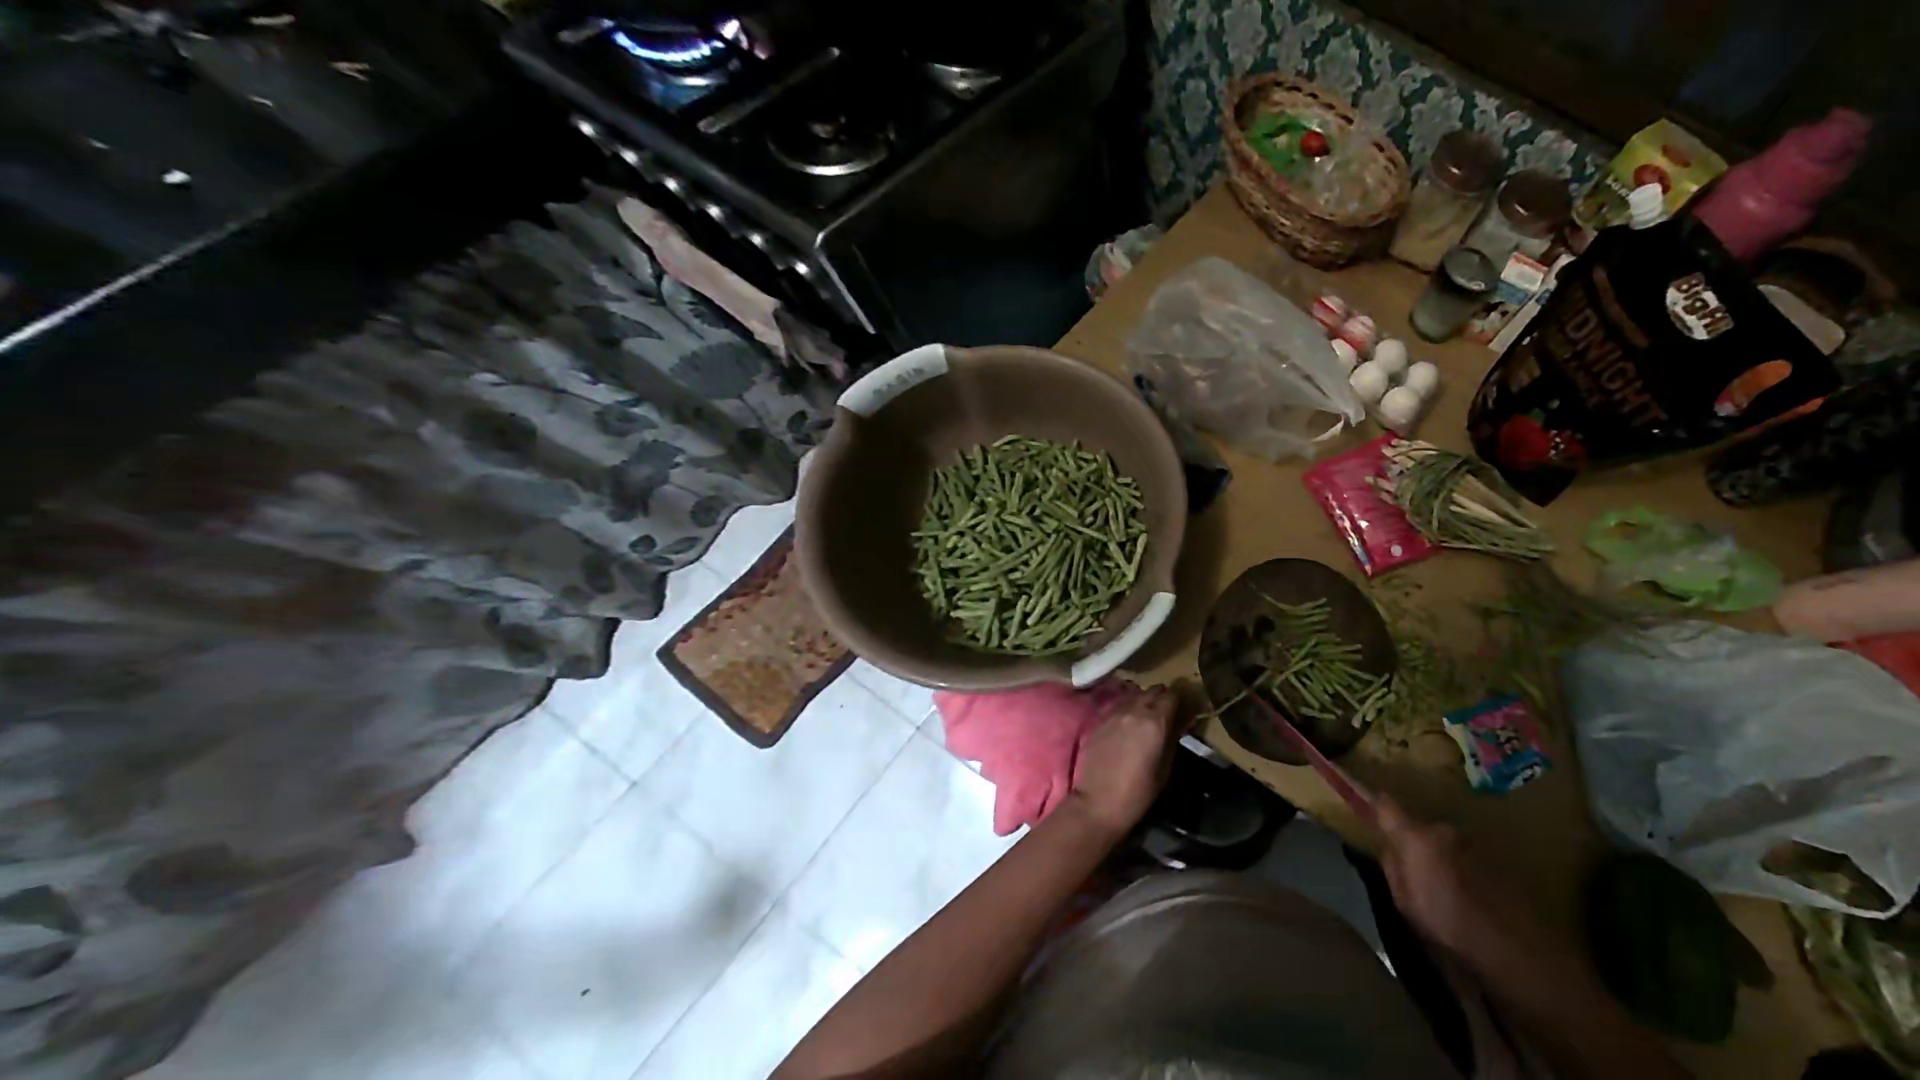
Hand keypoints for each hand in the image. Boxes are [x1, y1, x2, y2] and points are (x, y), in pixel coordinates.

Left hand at [1066, 685, 1180, 836]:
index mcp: (1154, 722)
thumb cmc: (1139, 792)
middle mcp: (1133, 711)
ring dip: (1144, 701)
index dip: (1181, 700)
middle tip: (1169, 710)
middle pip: (1152, 692)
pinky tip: (1130, 723)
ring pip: (1133, 696)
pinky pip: (1118, 706)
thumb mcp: (1165, 768)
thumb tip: (1181, 722)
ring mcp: (1113, 714)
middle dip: (1162, 697)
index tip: (1185, 707)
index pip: (1172, 696)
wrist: (1098, 802)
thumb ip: (1173, 739)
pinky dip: (1128, 708)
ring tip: (1149, 715)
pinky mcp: (1099, 721)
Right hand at [1376, 797, 1553, 968]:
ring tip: (1450, 888)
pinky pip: (1470, 856)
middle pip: (1421, 828)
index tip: (1370, 812)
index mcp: (1416, 838)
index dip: (1376, 807)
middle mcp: (1445, 830)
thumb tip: (1389, 847)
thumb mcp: (1404, 901)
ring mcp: (1476, 842)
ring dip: (1444, 856)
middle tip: (1418, 871)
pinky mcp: (1500, 857)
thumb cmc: (1449, 925)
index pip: (1386, 805)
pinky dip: (1466, 868)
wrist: (1516, 947)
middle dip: (1416, 843)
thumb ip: (1392, 866)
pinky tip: (1473, 895)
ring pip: (1447, 843)